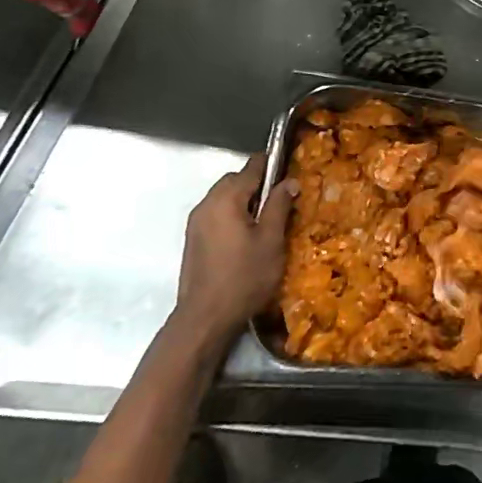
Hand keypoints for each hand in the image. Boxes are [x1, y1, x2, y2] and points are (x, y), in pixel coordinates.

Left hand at [173, 155, 295, 339]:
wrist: (205, 317)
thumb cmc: (244, 277)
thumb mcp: (270, 240)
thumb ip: (279, 206)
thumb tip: (289, 181)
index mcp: (226, 198)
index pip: (250, 167)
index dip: (271, 165)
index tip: (288, 170)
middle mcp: (206, 203)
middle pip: (234, 181)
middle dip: (256, 184)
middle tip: (279, 201)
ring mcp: (196, 222)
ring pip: (223, 198)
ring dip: (243, 200)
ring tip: (263, 221)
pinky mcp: (192, 239)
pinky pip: (215, 214)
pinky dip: (231, 215)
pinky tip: (244, 237)